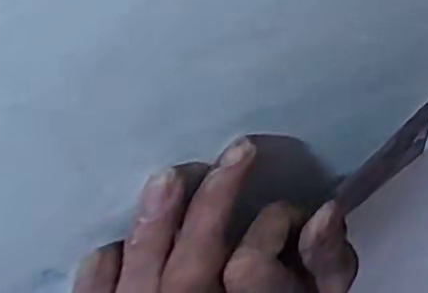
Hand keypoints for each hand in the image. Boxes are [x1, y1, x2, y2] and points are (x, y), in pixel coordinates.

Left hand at [74, 139, 358, 292]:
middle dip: (216, 200)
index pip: (252, 262)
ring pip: (142, 280)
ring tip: (167, 177)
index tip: (301, 210)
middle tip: (241, 149)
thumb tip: (326, 210)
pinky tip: (112, 247)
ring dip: (154, 224)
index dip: (277, 223)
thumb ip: (327, 258)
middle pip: (193, 266)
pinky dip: (100, 275)